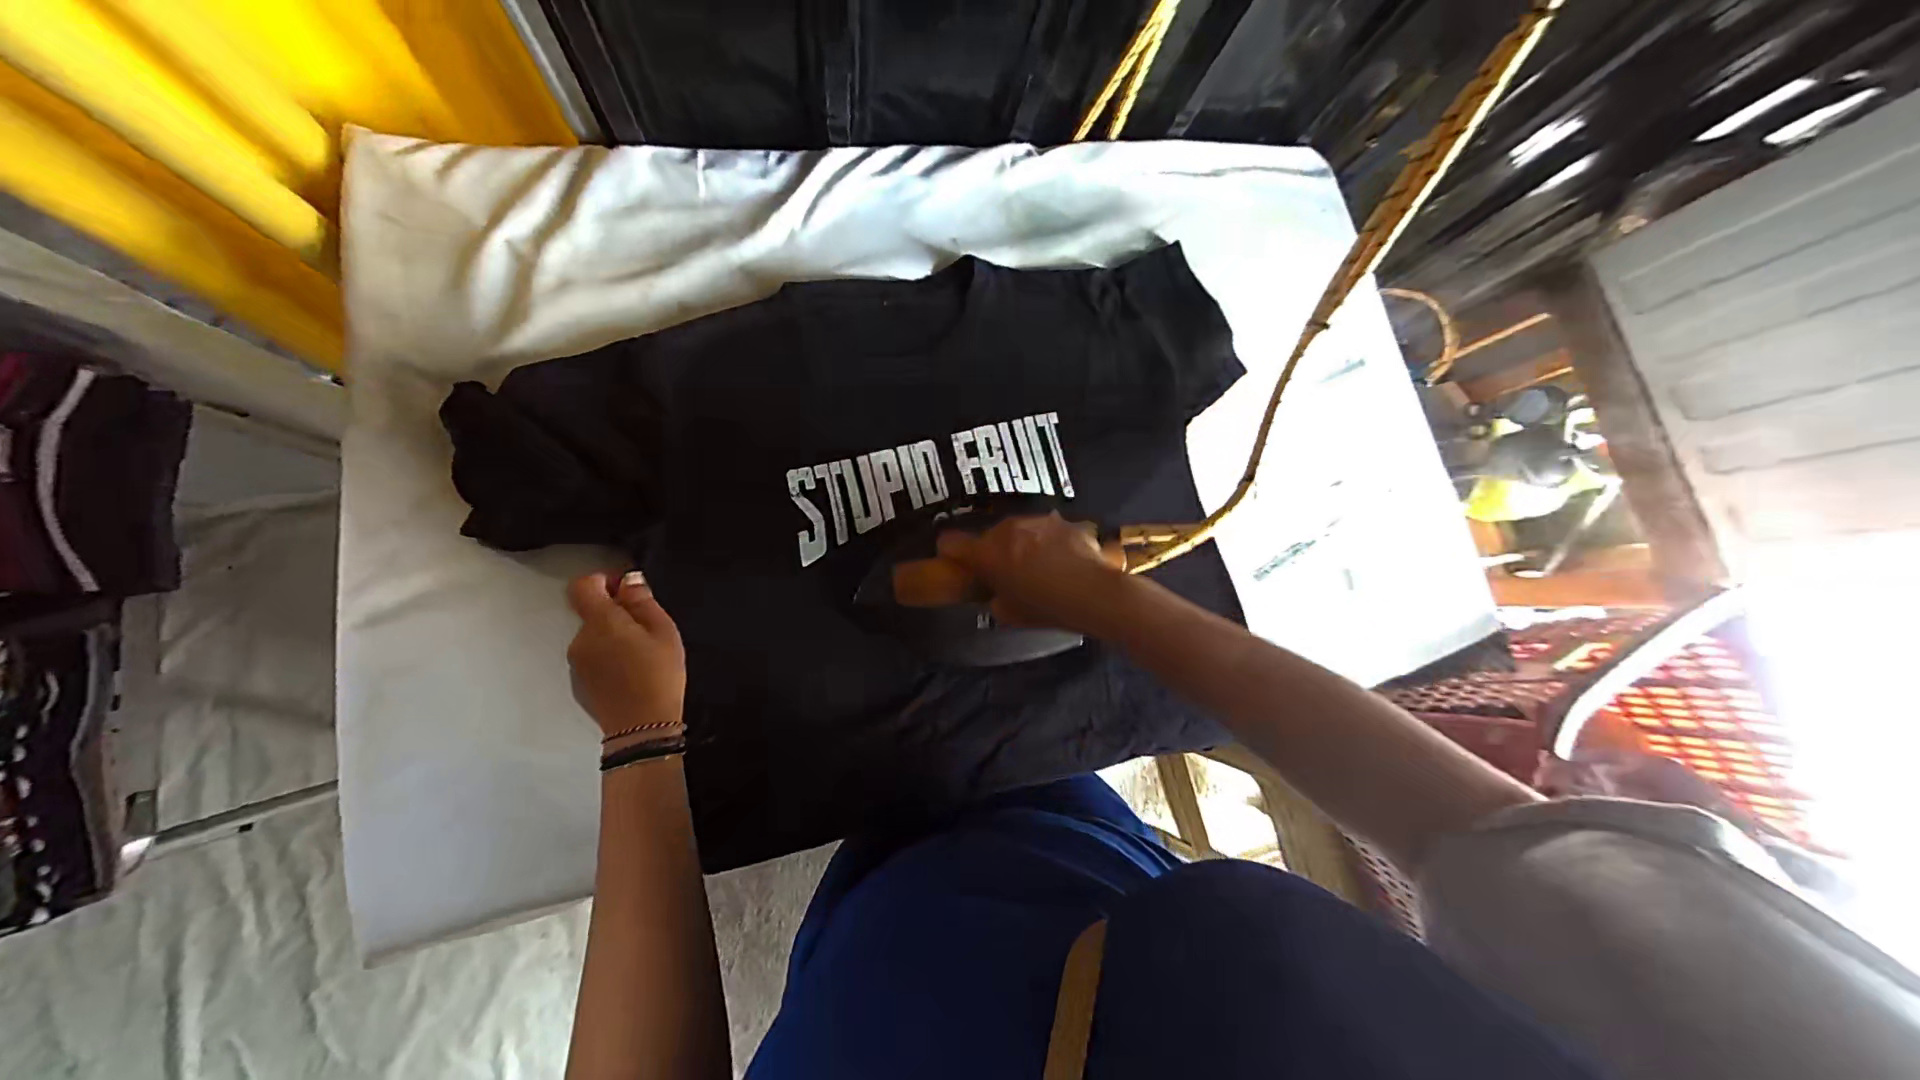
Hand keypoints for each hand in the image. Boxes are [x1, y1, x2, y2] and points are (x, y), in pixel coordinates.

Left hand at [566, 571, 685, 740]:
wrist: (642, 727)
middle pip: (590, 612)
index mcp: (600, 622)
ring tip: (643, 654)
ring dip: (613, 637)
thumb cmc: (658, 675)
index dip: (604, 580)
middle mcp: (580, 639)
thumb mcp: (663, 631)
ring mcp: (576, 663)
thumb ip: (642, 601)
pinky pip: (593, 658)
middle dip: (616, 613)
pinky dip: (609, 657)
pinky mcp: (579, 682)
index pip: (583, 585)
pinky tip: (632, 672)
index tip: (626, 590)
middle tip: (647, 628)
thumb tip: (628, 580)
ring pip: (593, 636)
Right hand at [935, 513, 1136, 635]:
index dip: (949, 553)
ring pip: (1018, 530)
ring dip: (1021, 544)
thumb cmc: (1048, 608)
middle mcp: (1007, 530)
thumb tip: (996, 593)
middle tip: (1006, 572)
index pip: (950, 543)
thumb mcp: (1010, 613)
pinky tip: (1063, 560)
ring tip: (1038, 566)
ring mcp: (1037, 521)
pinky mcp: (1063, 521)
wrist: (1096, 594)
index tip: (956, 562)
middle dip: (993, 551)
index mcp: (987, 553)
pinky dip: (1048, 542)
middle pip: (988, 535)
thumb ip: (995, 597)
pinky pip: (1046, 530)